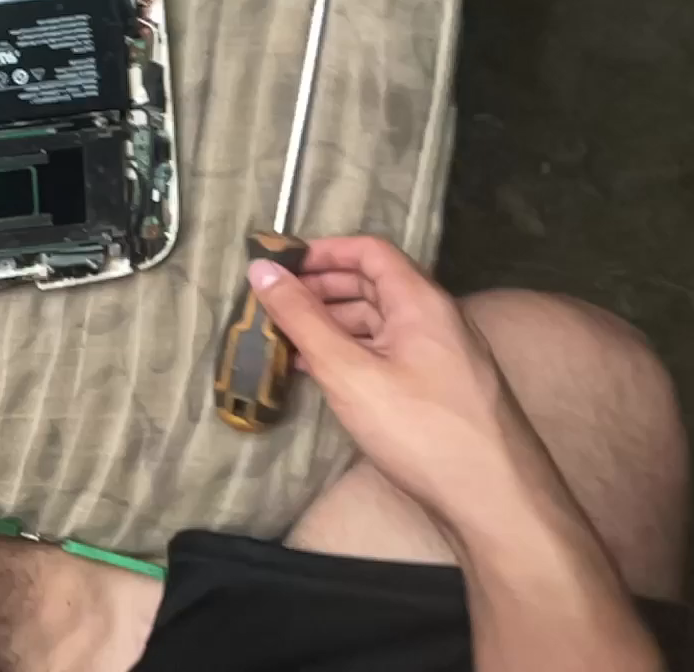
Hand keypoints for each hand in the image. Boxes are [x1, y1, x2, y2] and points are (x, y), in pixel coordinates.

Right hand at [246, 237, 567, 534]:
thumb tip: (260, 268)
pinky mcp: (436, 385)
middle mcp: (436, 321)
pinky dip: (344, 348)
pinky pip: (382, 348)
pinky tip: (313, 369)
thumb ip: (299, 316)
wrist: (500, 510)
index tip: (277, 267)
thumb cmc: (420, 430)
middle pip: (369, 282)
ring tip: (282, 340)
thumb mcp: (346, 370)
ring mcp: (439, 355)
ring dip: (325, 321)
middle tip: (270, 306)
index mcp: (422, 305)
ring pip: (373, 318)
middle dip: (316, 287)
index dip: (322, 251)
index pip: (370, 251)